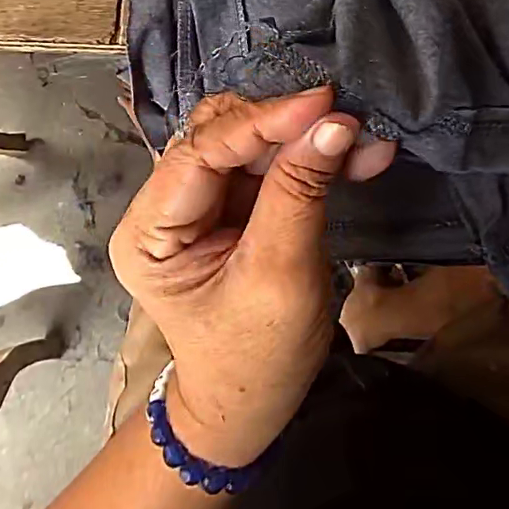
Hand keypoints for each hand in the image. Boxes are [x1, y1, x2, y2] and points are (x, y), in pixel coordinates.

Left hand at [110, 88, 395, 465]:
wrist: (251, 406)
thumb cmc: (256, 359)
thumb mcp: (280, 277)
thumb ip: (301, 192)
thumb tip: (335, 125)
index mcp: (149, 230)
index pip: (201, 151)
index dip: (262, 120)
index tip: (323, 103)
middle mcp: (164, 205)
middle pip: (220, 136)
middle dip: (284, 125)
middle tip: (343, 121)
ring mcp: (198, 203)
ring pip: (249, 143)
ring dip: (304, 138)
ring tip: (359, 138)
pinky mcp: (231, 205)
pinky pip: (270, 165)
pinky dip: (310, 158)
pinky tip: (356, 157)